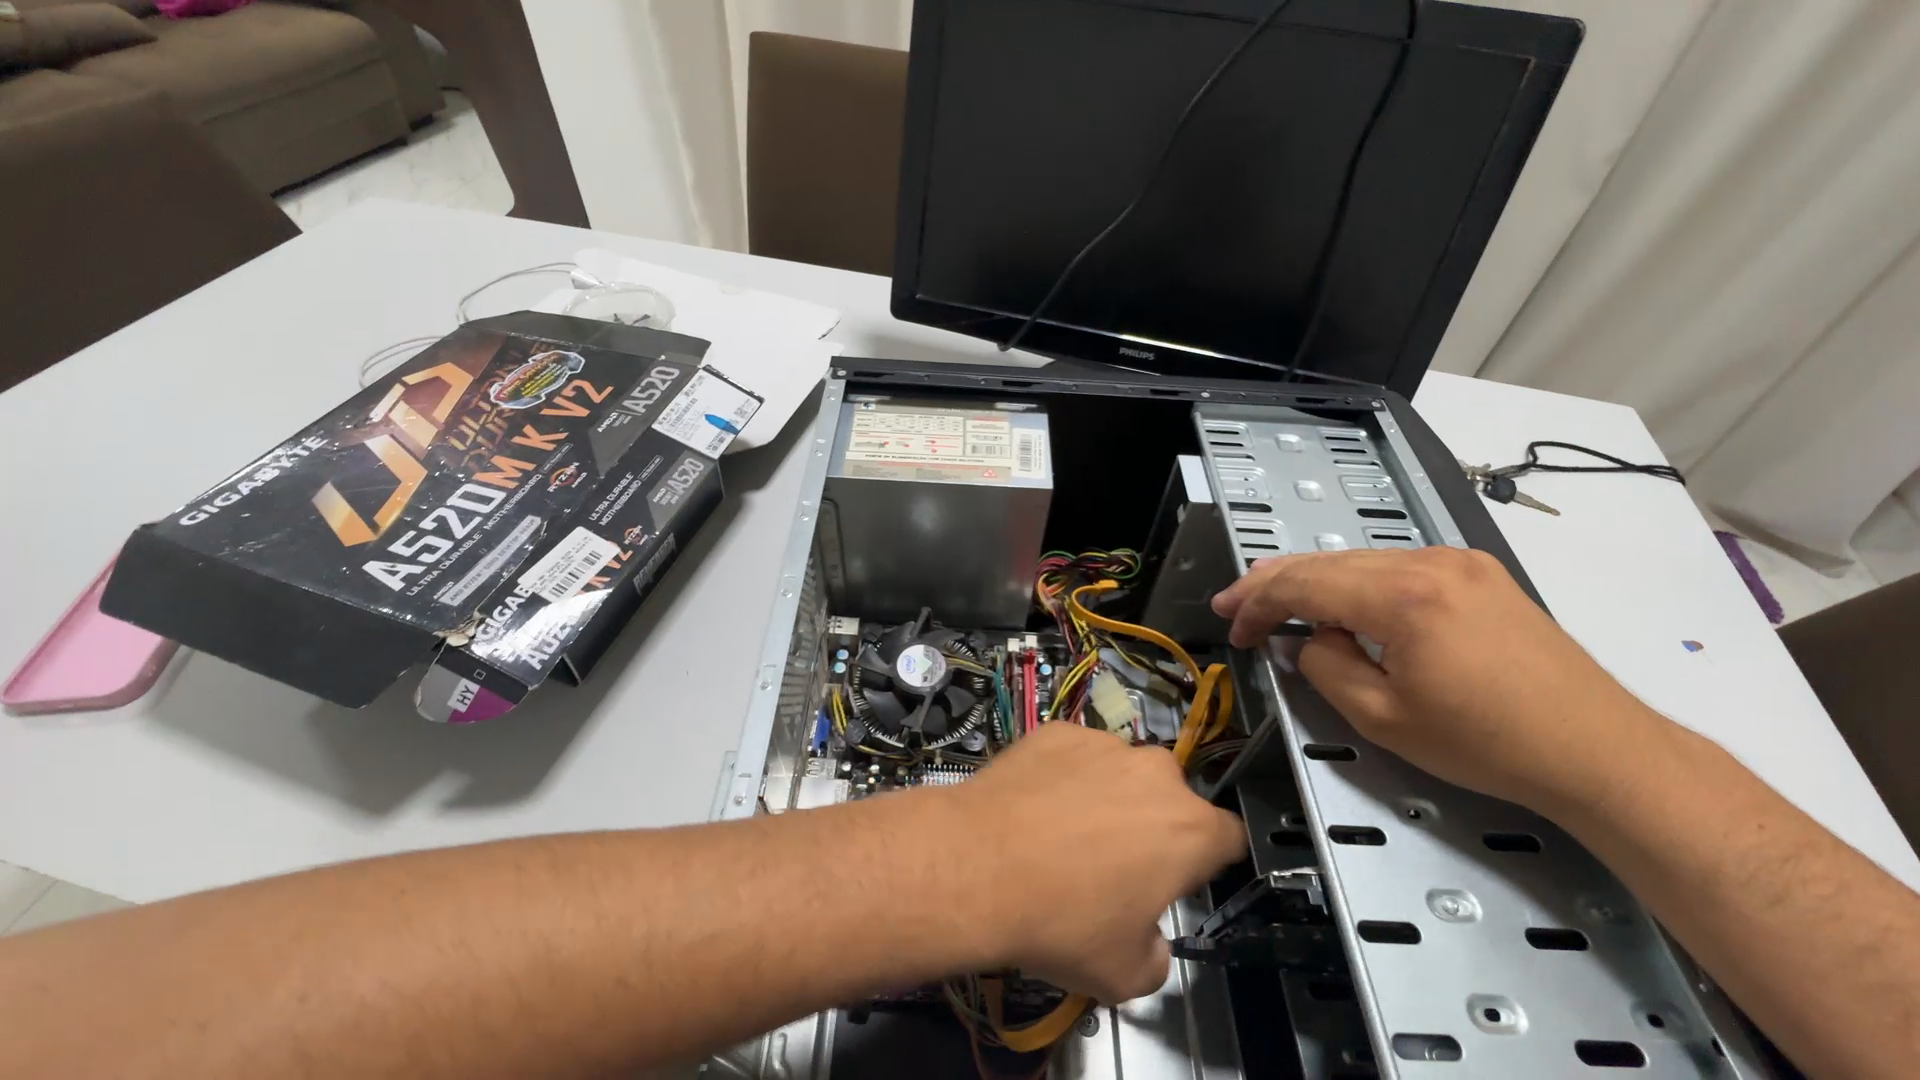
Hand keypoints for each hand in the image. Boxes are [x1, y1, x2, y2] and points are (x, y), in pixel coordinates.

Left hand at [948, 723, 1245, 1002]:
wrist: (975, 866)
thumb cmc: (1059, 920)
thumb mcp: (1124, 973)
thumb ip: (1158, 958)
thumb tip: (1151, 946)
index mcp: (1191, 831)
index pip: (1231, 838)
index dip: (1211, 861)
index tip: (1185, 879)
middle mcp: (1155, 775)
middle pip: (1171, 800)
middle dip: (1153, 827)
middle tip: (1113, 865)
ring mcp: (1103, 745)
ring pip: (1121, 773)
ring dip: (1107, 798)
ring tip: (1062, 835)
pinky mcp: (1057, 731)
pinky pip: (1074, 755)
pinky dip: (1063, 776)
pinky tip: (1033, 808)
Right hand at [1209, 548, 1667, 813]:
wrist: (1597, 749)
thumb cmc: (1487, 743)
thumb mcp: (1383, 719)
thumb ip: (1326, 668)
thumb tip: (1305, 640)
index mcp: (1403, 597)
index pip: (1304, 584)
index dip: (1257, 602)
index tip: (1232, 626)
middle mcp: (1430, 562)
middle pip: (1329, 562)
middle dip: (1276, 583)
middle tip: (1236, 605)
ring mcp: (1460, 563)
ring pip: (1361, 560)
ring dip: (1316, 581)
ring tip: (1280, 603)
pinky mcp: (1480, 575)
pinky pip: (1397, 568)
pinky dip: (1357, 584)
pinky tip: (1343, 604)